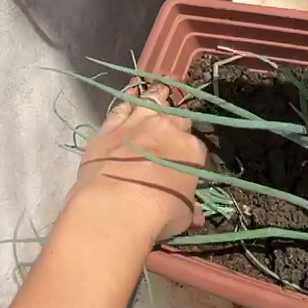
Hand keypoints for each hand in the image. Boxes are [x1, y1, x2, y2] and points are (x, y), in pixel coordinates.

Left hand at [65, 84, 206, 245]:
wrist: (117, 205)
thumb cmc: (158, 213)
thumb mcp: (182, 215)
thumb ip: (190, 209)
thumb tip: (198, 217)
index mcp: (190, 149)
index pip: (194, 144)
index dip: (188, 150)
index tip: (184, 158)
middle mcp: (166, 129)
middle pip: (175, 116)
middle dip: (175, 118)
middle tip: (172, 121)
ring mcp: (137, 124)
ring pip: (149, 100)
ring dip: (154, 96)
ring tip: (157, 89)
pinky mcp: (110, 128)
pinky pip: (121, 108)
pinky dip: (126, 103)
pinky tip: (128, 97)